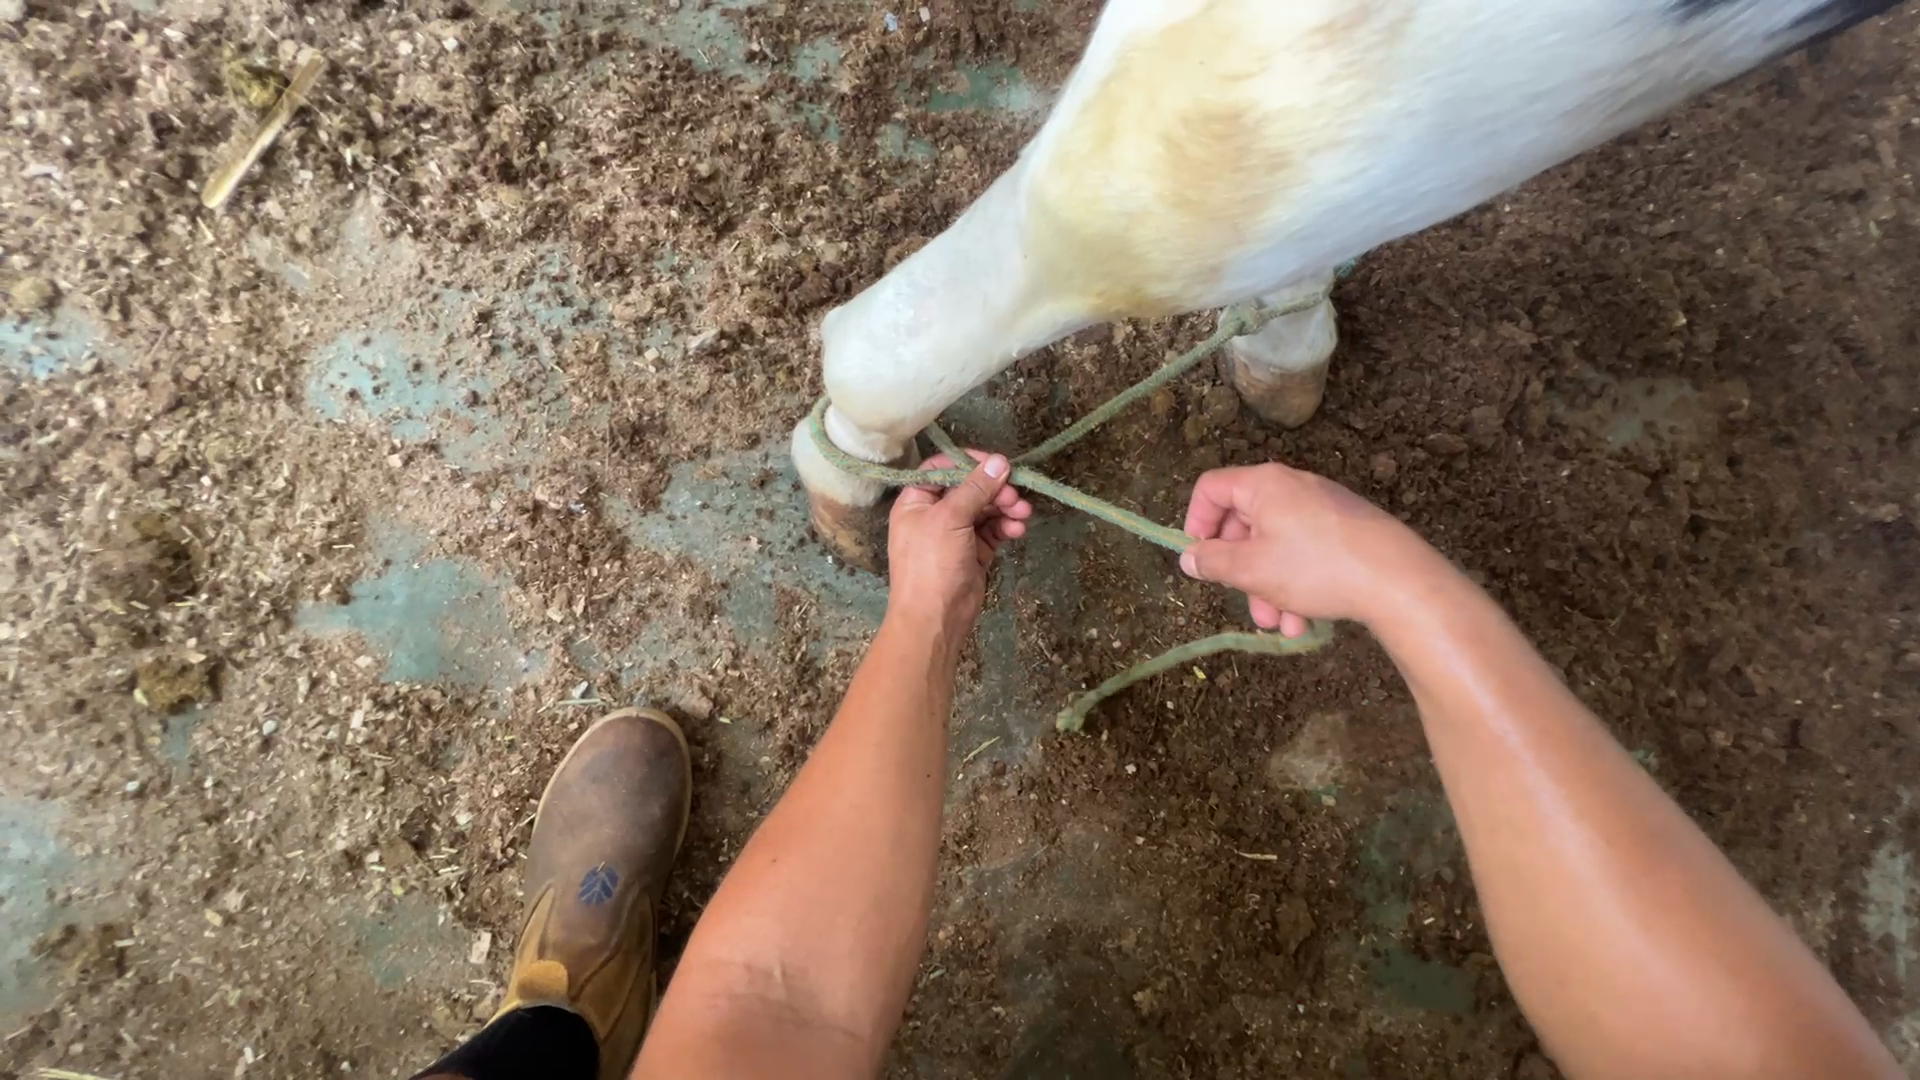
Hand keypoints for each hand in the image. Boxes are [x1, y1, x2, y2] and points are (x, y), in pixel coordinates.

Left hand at [886, 451, 1031, 635]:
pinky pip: (993, 530)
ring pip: (985, 509)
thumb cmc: (931, 564)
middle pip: (969, 488)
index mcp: (917, 500)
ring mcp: (956, 534)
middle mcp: (935, 513)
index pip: (942, 467)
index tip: (996, 463)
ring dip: (1006, 507)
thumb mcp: (950, 519)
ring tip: (1023, 513)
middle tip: (1015, 495)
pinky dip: (1006, 527)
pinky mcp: (974, 552)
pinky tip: (1018, 530)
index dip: (968, 463)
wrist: (934, 619)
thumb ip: (975, 488)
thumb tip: (999, 461)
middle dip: (994, 489)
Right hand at [1179, 463, 1443, 633]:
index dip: (1195, 521)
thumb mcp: (1251, 569)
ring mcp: (1322, 508)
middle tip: (1240, 600)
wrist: (1401, 581)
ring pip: (1275, 545)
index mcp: (1264, 485)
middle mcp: (1292, 487)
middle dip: (1238, 568)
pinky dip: (1295, 582)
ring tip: (1278, 624)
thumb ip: (1212, 562)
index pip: (1211, 489)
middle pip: (1244, 522)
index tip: (1197, 557)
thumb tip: (1189, 557)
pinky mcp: (1345, 530)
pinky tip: (1303, 619)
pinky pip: (1304, 552)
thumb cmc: (1315, 568)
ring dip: (1266, 586)